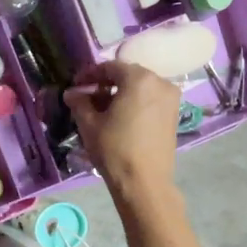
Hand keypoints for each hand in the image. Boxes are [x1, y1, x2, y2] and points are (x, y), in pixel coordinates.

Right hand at [64, 60, 180, 200]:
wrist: (144, 180)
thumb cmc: (114, 148)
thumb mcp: (89, 123)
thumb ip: (79, 102)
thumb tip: (72, 92)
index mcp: (139, 79)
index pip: (111, 67)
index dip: (90, 74)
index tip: (75, 84)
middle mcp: (160, 82)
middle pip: (128, 75)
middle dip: (106, 83)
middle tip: (87, 96)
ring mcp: (171, 98)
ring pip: (140, 87)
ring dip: (120, 93)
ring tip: (102, 108)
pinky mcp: (174, 113)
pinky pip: (150, 99)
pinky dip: (134, 102)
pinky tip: (120, 116)